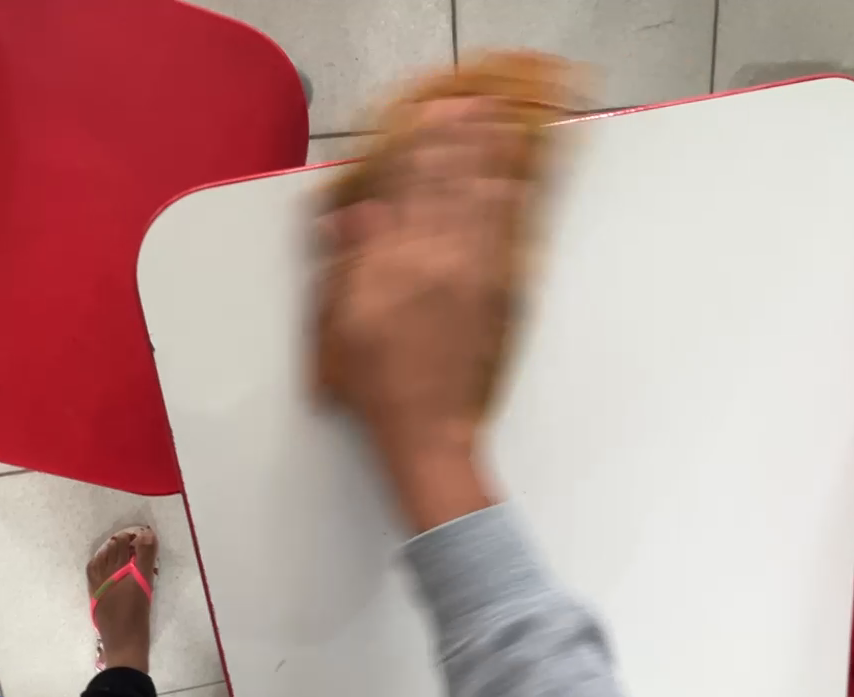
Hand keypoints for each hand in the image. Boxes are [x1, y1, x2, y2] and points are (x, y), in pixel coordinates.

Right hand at [318, 96, 527, 530]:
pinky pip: (505, 239)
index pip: (402, 195)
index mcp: (392, 267)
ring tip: (496, 122)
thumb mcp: (339, 332)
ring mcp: (473, 277)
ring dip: (487, 158)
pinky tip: (515, 181)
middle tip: (464, 106)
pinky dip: (510, 205)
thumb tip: (354, 215)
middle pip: (447, 187)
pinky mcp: (497, 299)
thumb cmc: (375, 388)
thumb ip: (347, 267)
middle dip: (454, 143)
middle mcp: (436, 261)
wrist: (429, 433)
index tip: (420, 121)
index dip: (412, 154)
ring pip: (481, 203)